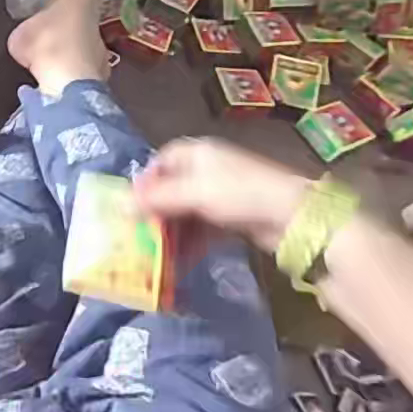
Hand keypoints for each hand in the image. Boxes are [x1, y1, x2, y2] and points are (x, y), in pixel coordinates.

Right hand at [133, 138, 312, 251]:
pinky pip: (203, 226)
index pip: (163, 160)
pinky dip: (191, 240)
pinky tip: (180, 259)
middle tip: (140, 232)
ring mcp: (223, 193)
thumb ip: (156, 199)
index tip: (133, 204)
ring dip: (173, 229)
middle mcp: (209, 169)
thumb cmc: (238, 193)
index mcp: (198, 152)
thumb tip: (119, 205)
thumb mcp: (193, 194)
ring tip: (157, 252)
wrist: (293, 217)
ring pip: (187, 210)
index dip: (147, 180)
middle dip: (157, 210)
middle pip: (173, 187)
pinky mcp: (234, 216)